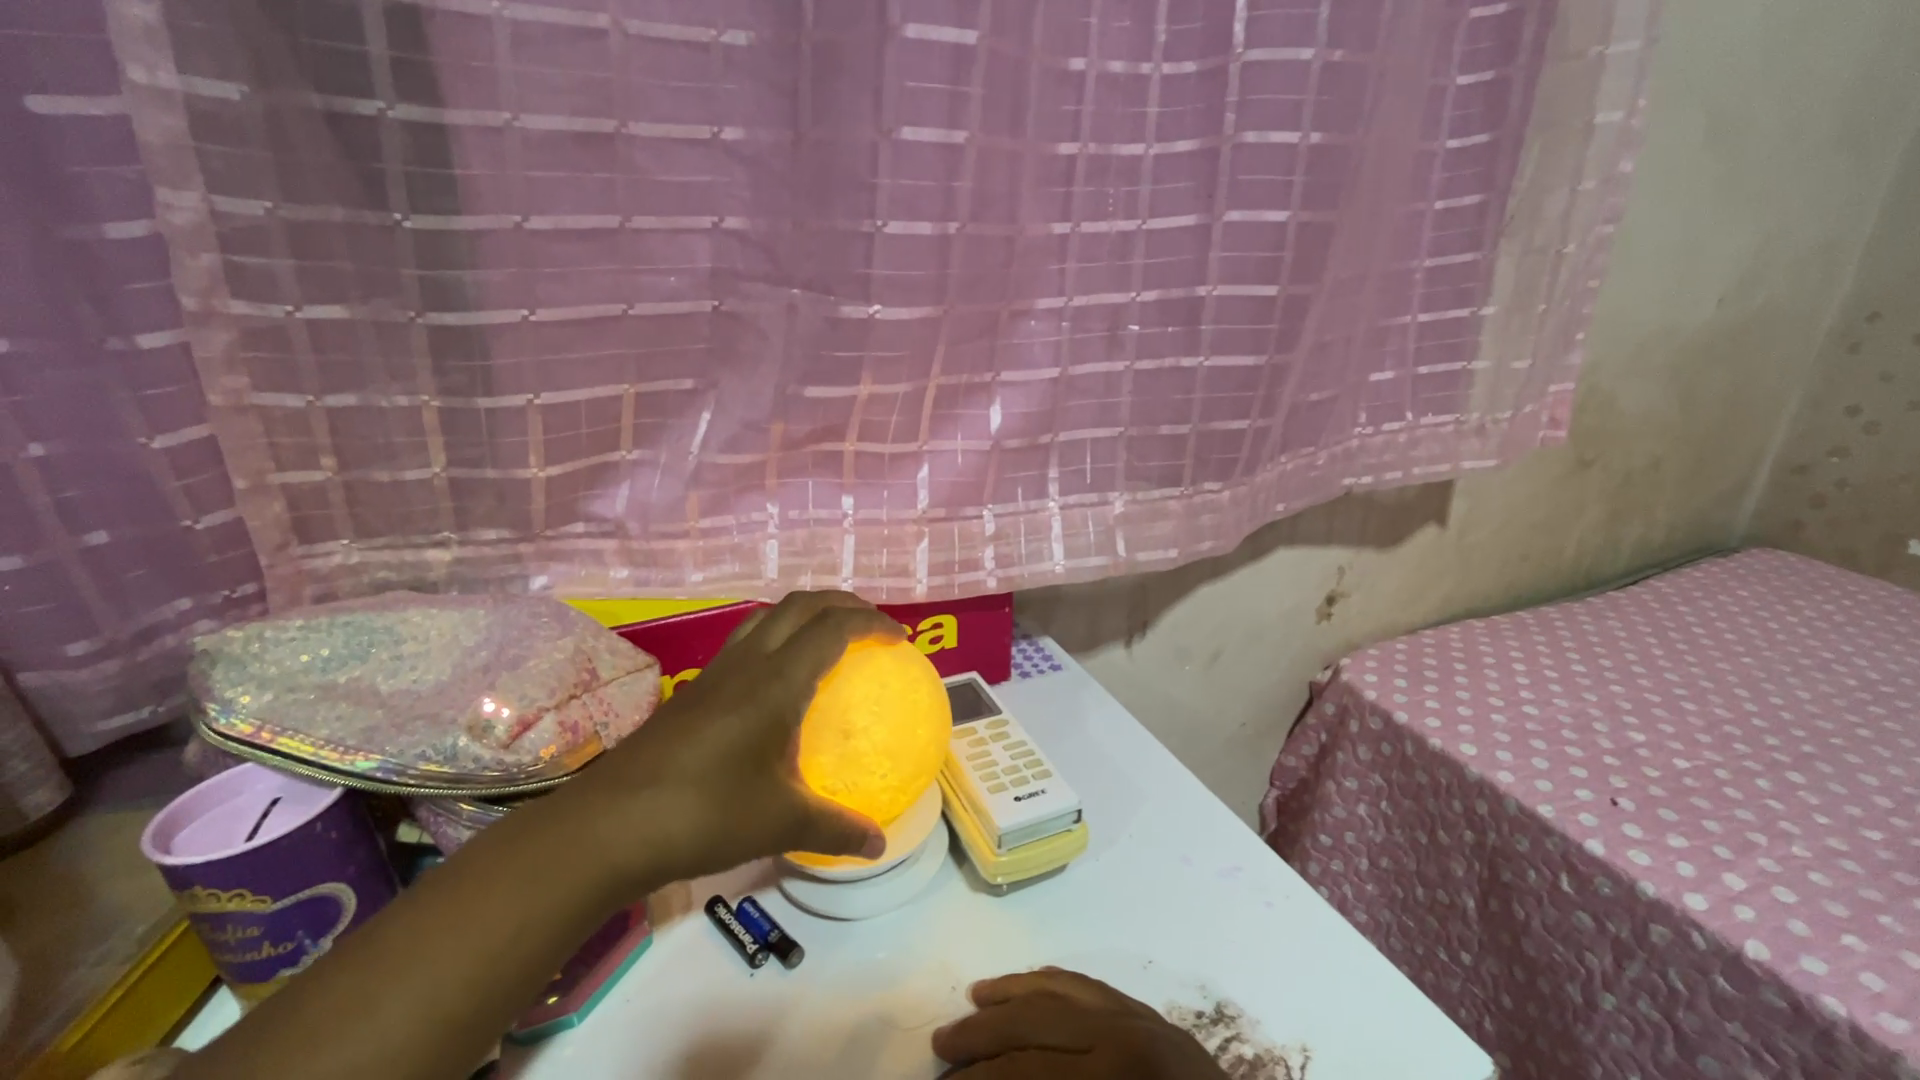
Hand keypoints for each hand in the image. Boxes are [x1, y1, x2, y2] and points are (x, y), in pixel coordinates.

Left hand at [558, 590, 899, 885]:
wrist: (609, 825)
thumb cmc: (705, 814)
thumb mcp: (781, 823)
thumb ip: (836, 829)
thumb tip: (879, 845)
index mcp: (776, 682)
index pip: (833, 627)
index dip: (871, 622)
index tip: (900, 638)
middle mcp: (746, 664)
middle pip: (800, 605)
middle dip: (842, 603)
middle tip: (872, 626)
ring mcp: (714, 674)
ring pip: (766, 618)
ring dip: (804, 615)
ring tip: (829, 641)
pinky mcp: (692, 693)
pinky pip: (745, 645)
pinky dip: (776, 642)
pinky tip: (778, 686)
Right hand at [934, 969, 1225, 1078]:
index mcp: (1114, 1074)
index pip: (1024, 1069)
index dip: (977, 1079)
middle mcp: (1124, 1035)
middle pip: (1035, 1017)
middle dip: (982, 1031)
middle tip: (941, 1041)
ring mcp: (1142, 1019)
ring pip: (1062, 987)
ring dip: (1013, 992)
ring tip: (975, 997)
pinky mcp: (1154, 1017)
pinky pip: (1093, 986)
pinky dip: (1055, 982)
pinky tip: (1032, 983)